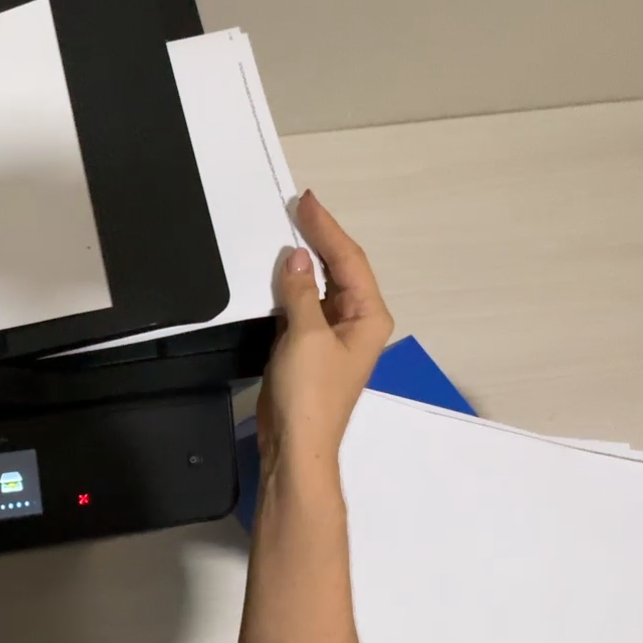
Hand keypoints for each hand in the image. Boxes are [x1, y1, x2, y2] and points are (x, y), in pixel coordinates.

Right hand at [258, 191, 393, 468]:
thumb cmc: (309, 392)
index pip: (348, 260)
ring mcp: (330, 336)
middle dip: (319, 240)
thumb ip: (300, 294)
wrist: (296, 441)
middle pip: (339, 270)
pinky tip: (275, 277)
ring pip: (319, 288)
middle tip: (296, 210)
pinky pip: (301, 308)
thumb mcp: (305, 336)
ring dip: (304, 264)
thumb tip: (297, 259)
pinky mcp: (306, 350)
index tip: (306, 201)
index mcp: (367, 315)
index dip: (327, 229)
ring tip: (285, 234)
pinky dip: (289, 289)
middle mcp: (355, 321)